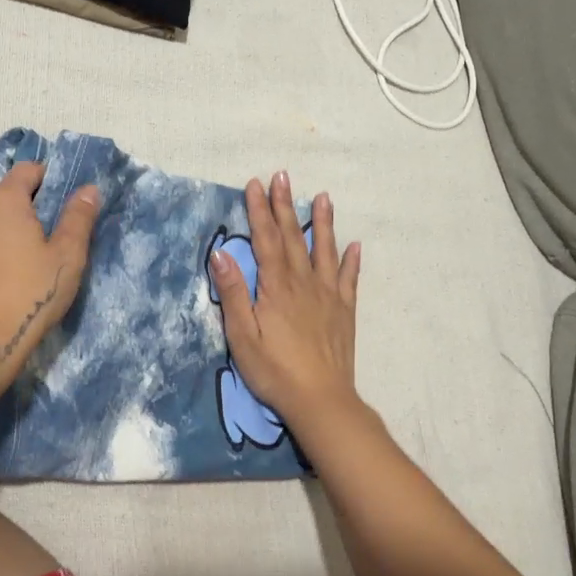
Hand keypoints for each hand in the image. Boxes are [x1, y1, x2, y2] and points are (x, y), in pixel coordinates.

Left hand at [0, 162, 100, 401]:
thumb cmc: (30, 294)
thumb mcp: (67, 256)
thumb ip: (78, 217)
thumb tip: (88, 189)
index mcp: (3, 201)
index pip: (28, 170)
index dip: (49, 180)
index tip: (64, 206)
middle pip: (7, 199)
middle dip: (28, 213)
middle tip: (49, 245)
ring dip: (5, 235)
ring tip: (23, 269)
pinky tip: (0, 284)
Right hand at [212, 172, 362, 426]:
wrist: (321, 400)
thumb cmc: (274, 370)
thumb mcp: (241, 334)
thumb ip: (233, 292)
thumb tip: (220, 252)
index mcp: (276, 286)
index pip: (265, 239)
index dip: (259, 210)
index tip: (256, 183)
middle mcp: (304, 282)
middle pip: (293, 237)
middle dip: (285, 205)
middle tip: (283, 175)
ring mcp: (328, 296)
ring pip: (324, 250)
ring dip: (322, 223)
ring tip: (324, 197)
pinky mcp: (344, 312)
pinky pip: (348, 280)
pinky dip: (351, 261)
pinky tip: (355, 246)